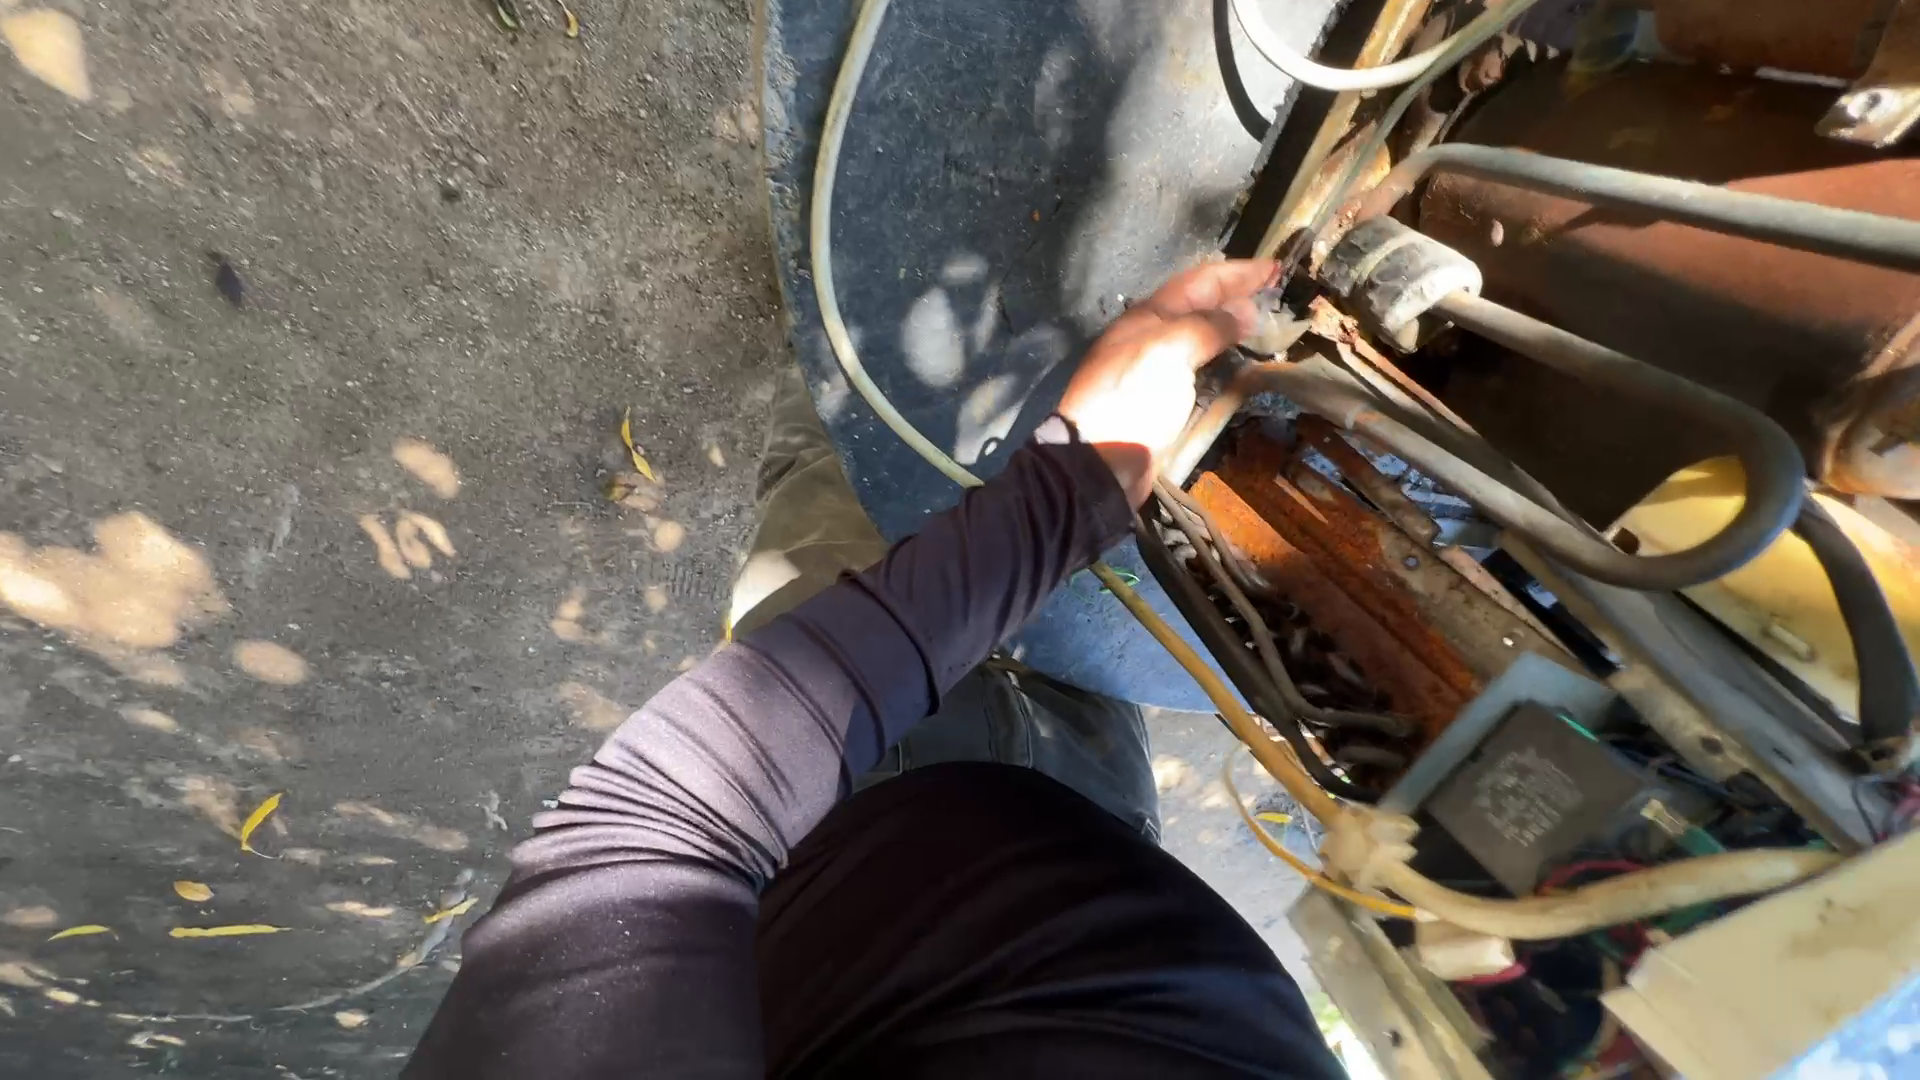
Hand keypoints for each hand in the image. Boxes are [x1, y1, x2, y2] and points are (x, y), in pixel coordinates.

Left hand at [1056, 259, 1278, 506]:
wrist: (1100, 463)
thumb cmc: (1131, 398)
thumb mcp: (1168, 350)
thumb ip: (1207, 327)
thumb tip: (1244, 312)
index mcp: (1145, 319)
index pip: (1198, 283)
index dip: (1237, 273)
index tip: (1276, 269)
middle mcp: (1149, 341)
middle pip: (1198, 311)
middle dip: (1236, 300)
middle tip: (1277, 297)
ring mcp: (1154, 375)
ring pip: (1200, 344)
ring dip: (1232, 334)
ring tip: (1267, 331)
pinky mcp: (1161, 406)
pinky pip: (1200, 376)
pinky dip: (1224, 368)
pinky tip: (1244, 371)